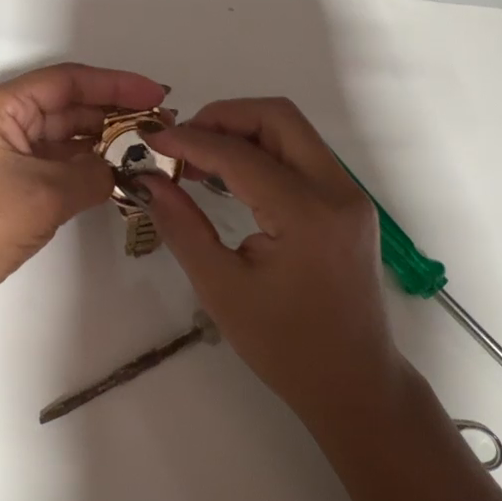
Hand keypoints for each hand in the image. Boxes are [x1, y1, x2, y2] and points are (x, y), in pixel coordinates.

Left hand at [0, 63, 165, 321]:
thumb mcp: (44, 196)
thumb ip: (91, 174)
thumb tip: (119, 168)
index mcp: (1, 107)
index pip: (68, 81)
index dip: (116, 85)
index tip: (157, 96)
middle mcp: (1, 121)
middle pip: (66, 105)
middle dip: (113, 114)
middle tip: (162, 126)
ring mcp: (3, 153)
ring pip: (62, 136)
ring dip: (101, 142)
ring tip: (148, 149)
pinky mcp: (6, 182)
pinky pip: (53, 163)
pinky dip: (83, 167)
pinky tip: (116, 174)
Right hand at [134, 98, 398, 411]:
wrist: (354, 383)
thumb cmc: (284, 346)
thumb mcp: (220, 287)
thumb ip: (181, 225)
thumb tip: (147, 180)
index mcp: (307, 215)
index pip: (239, 154)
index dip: (190, 141)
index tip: (150, 141)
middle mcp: (337, 192)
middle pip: (278, 117)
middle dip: (223, 118)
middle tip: (181, 141)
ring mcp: (350, 196)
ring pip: (293, 131)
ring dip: (243, 132)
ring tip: (198, 158)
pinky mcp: (349, 205)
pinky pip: (303, 156)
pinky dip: (264, 152)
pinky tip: (230, 176)